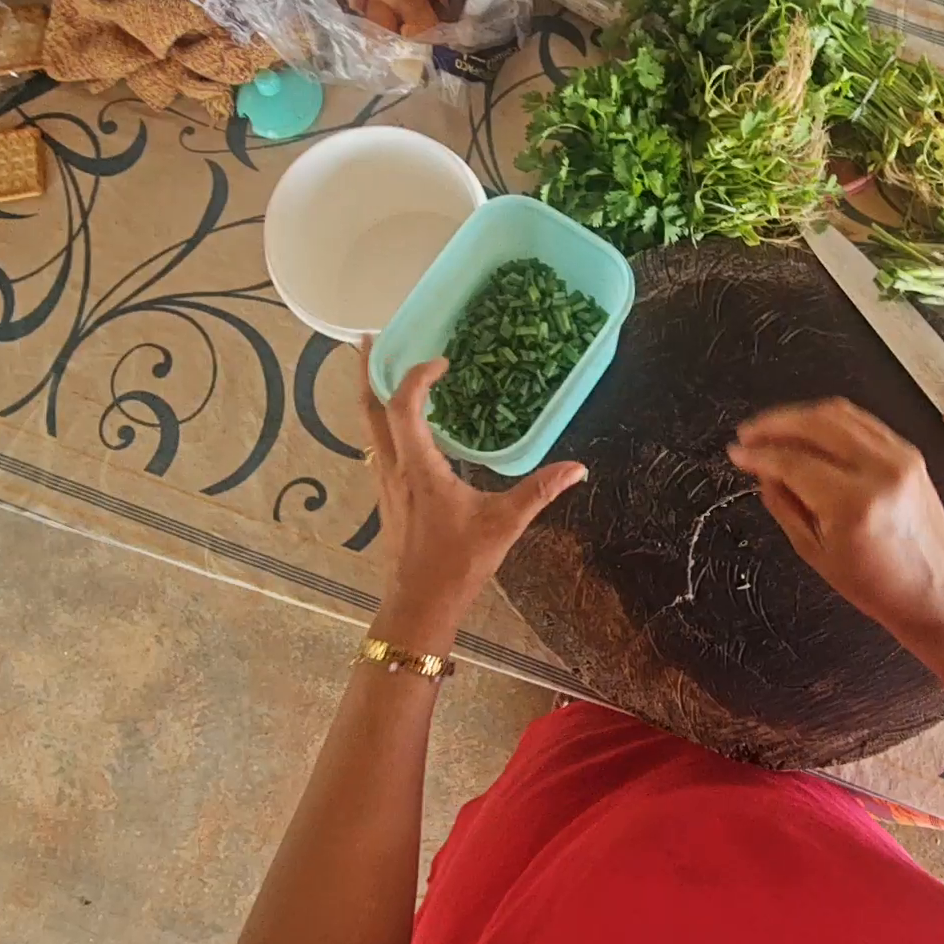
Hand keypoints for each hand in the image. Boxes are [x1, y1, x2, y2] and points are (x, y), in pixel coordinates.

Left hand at [358, 346, 587, 653]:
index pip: (404, 406)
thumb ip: (540, 491)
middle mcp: (393, 468)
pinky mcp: (386, 497)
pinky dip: (382, 422)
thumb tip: (578, 468)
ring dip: (371, 395)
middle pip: (368, 409)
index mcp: (418, 468)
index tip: (441, 362)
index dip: (417, 376)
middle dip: (366, 370)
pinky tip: (401, 426)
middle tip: (368, 339)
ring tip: (379, 369)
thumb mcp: (503, 525)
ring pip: (368, 428)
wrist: (419, 605)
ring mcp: (384, 483)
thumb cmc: (457, 564)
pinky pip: (378, 446)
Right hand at [727, 398, 943, 635]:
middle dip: (774, 424)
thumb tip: (762, 470)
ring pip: (838, 414)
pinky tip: (808, 431)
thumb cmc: (873, 582)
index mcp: (853, 503)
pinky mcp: (909, 453)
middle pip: (815, 424)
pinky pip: (860, 422)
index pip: (793, 461)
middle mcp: (880, 471)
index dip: (758, 454)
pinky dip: (828, 421)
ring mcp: (899, 457)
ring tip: (772, 429)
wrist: (932, 590)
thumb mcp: (813, 550)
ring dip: (798, 416)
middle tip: (749, 433)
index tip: (737, 453)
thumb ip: (783, 504)